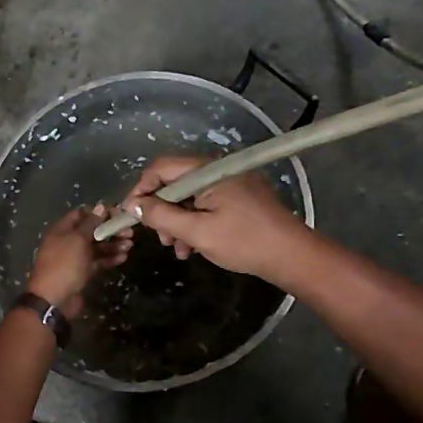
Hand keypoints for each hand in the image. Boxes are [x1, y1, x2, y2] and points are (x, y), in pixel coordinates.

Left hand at [27, 205, 131, 317]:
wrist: (54, 300)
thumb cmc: (64, 265)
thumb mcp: (77, 240)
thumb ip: (90, 223)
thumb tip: (100, 206)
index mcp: (63, 229)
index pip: (83, 213)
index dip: (101, 212)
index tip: (119, 213)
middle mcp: (69, 241)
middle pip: (92, 230)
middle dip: (111, 230)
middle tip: (129, 232)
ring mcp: (76, 257)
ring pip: (97, 247)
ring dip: (113, 245)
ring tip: (130, 245)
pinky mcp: (82, 272)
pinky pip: (98, 261)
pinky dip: (109, 258)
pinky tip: (123, 257)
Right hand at [119, 155, 313, 278]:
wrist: (291, 254)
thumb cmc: (244, 242)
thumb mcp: (197, 232)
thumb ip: (163, 216)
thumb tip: (134, 206)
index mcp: (207, 170)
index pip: (161, 168)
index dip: (141, 190)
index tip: (131, 215)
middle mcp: (218, 169)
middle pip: (175, 182)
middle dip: (161, 210)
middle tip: (159, 239)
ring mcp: (231, 182)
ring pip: (191, 196)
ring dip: (178, 221)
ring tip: (178, 249)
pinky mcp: (240, 197)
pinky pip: (208, 203)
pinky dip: (196, 222)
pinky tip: (195, 247)